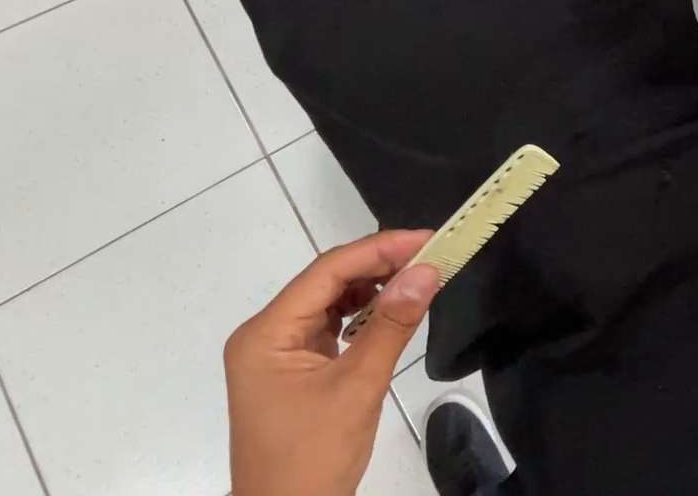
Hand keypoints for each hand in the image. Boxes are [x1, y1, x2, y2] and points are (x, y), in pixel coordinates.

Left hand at [225, 231, 442, 495]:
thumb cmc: (313, 459)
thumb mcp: (358, 388)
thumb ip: (393, 324)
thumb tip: (428, 270)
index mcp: (267, 334)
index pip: (328, 271)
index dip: (379, 249)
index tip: (427, 240)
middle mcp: (266, 333)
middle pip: (329, 280)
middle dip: (381, 263)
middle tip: (431, 254)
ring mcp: (279, 350)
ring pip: (333, 297)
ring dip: (376, 285)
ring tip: (419, 275)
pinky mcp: (295, 366)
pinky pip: (333, 322)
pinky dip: (365, 311)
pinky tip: (394, 307)